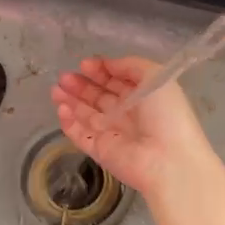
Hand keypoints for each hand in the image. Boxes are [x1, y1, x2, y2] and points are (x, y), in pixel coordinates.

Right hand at [51, 56, 218, 195]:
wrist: (168, 160)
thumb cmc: (166, 114)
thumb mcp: (155, 78)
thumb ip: (131, 65)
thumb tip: (107, 64)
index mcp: (144, 97)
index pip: (118, 81)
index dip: (101, 71)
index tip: (85, 64)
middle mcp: (128, 114)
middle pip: (100, 97)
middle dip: (82, 85)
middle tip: (64, 76)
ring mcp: (113, 133)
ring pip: (87, 114)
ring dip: (71, 100)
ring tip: (56, 89)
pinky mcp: (100, 151)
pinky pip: (81, 135)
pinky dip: (69, 123)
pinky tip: (61, 108)